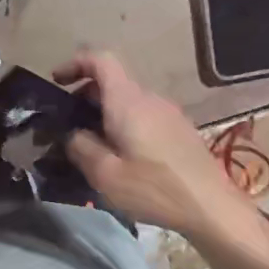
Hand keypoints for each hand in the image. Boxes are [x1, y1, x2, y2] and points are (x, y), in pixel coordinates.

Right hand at [55, 51, 258, 241]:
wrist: (212, 209)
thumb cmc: (154, 189)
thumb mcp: (104, 174)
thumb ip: (81, 147)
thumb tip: (73, 134)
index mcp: (127, 102)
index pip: (101, 60)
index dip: (76, 63)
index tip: (56, 81)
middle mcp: (149, 99)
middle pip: (113, 82)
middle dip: (84, 95)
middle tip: (67, 124)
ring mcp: (168, 114)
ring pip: (127, 101)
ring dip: (104, 113)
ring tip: (90, 145)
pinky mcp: (179, 131)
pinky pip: (143, 116)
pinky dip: (123, 124)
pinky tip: (120, 156)